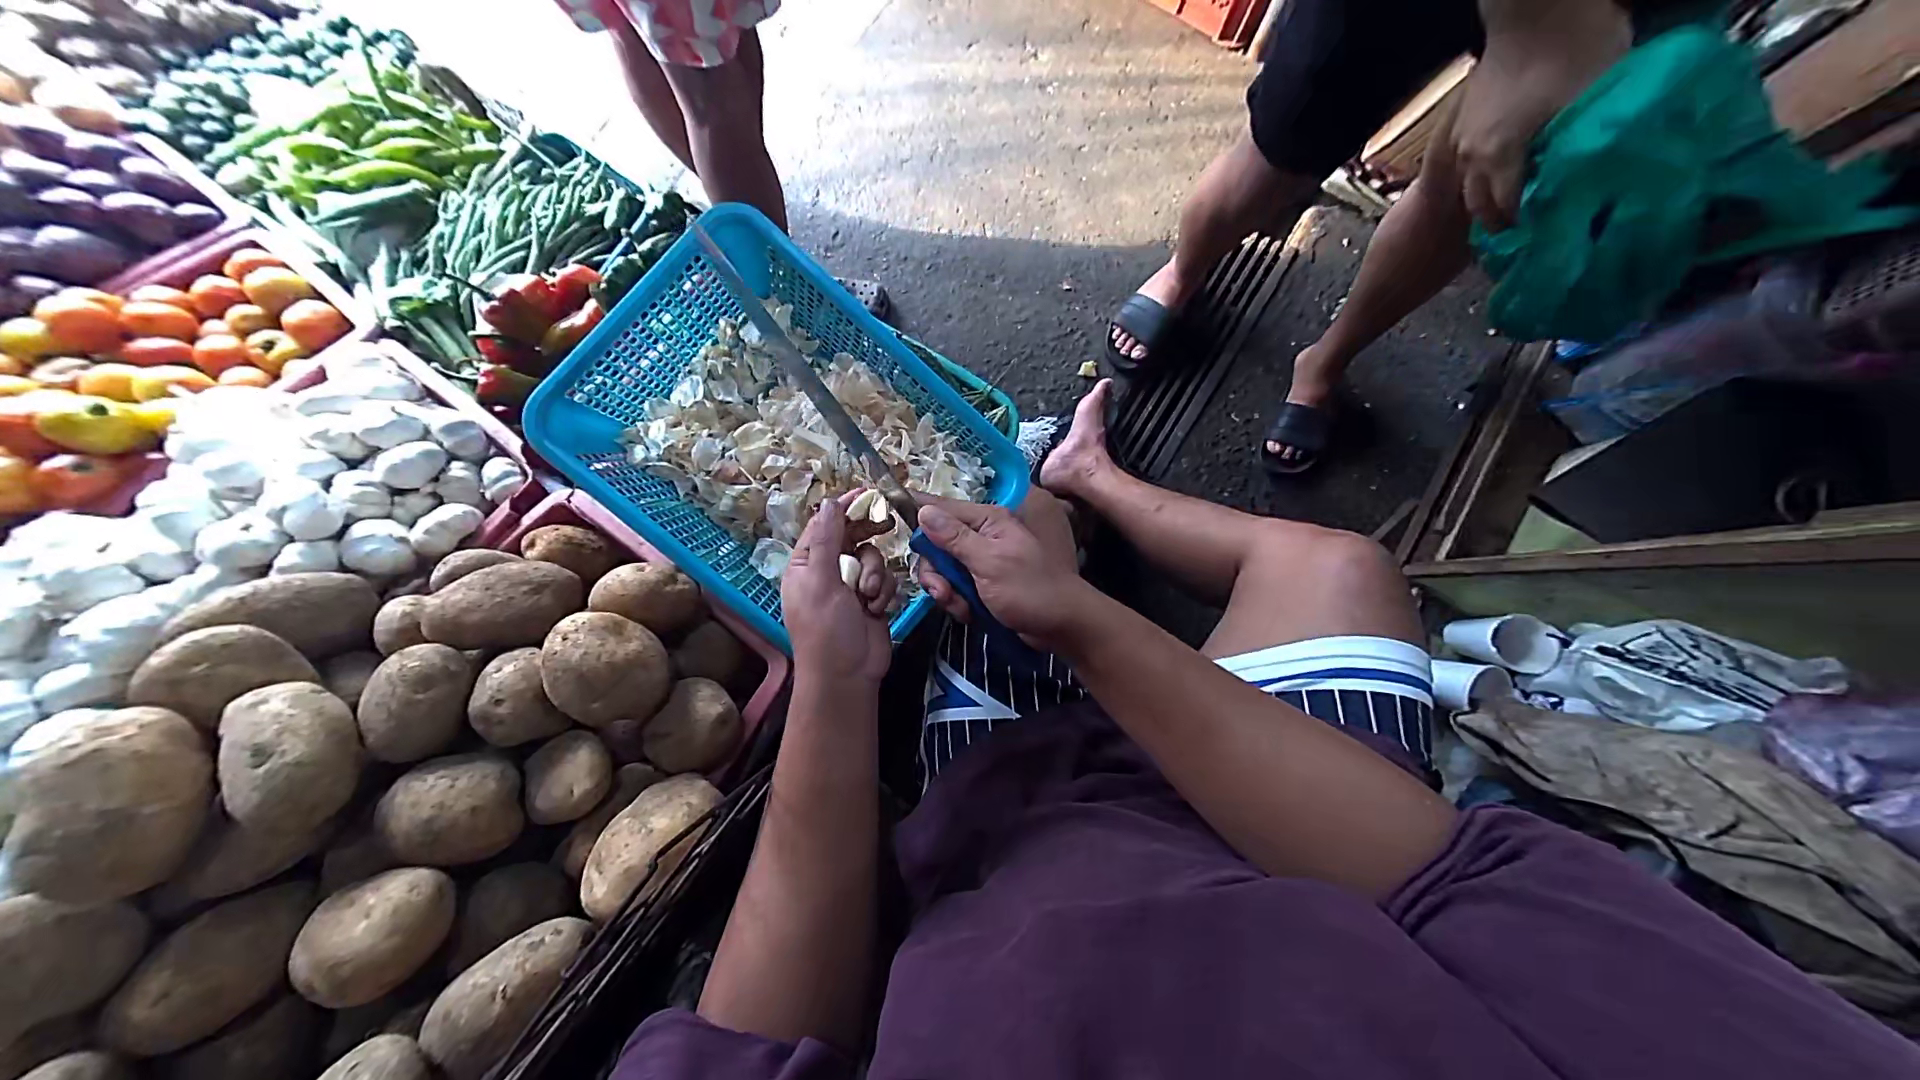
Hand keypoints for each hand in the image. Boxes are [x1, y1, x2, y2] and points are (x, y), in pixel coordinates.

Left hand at [783, 492, 896, 685]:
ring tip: (869, 595)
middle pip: (852, 537)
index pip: (824, 526)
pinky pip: (884, 578)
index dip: (844, 508)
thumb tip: (829, 503)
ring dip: (875, 573)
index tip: (867, 493)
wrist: (848, 675)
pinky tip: (877, 607)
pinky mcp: (871, 598)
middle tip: (885, 525)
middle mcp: (827, 571)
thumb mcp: (822, 582)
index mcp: (805, 565)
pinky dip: (883, 590)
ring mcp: (850, 585)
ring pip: (872, 557)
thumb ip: (827, 540)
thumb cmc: (826, 630)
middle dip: (866, 540)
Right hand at [913, 490, 1095, 651]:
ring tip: (961, 607)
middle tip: (942, 592)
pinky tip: (969, 613)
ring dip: (947, 591)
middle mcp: (984, 535)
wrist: (1061, 626)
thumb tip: (924, 509)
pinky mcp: (983, 583)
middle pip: (937, 544)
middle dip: (935, 570)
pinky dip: (959, 602)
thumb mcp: (989, 562)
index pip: (941, 508)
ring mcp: (983, 560)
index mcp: (988, 520)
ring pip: (944, 569)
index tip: (897, 524)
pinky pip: (957, 587)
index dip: (918, 516)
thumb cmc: (1030, 590)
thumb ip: (955, 537)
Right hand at [1451, 3, 1628, 230]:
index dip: (1522, 231)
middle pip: (1477, 207)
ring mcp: (1463, 141)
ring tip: (1515, 209)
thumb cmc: (1571, 49)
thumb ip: (1582, 151)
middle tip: (1526, 236)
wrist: (1537, 6)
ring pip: (1470, 188)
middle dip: (1499, 225)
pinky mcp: (1465, 123)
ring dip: (1490, 202)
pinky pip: (1470, 165)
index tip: (1541, 245)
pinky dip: (1486, 178)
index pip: (1502, 212)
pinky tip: (1505, 174)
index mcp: (1497, 159)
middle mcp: (1471, 158)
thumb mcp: (1591, 102)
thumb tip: (1586, 193)